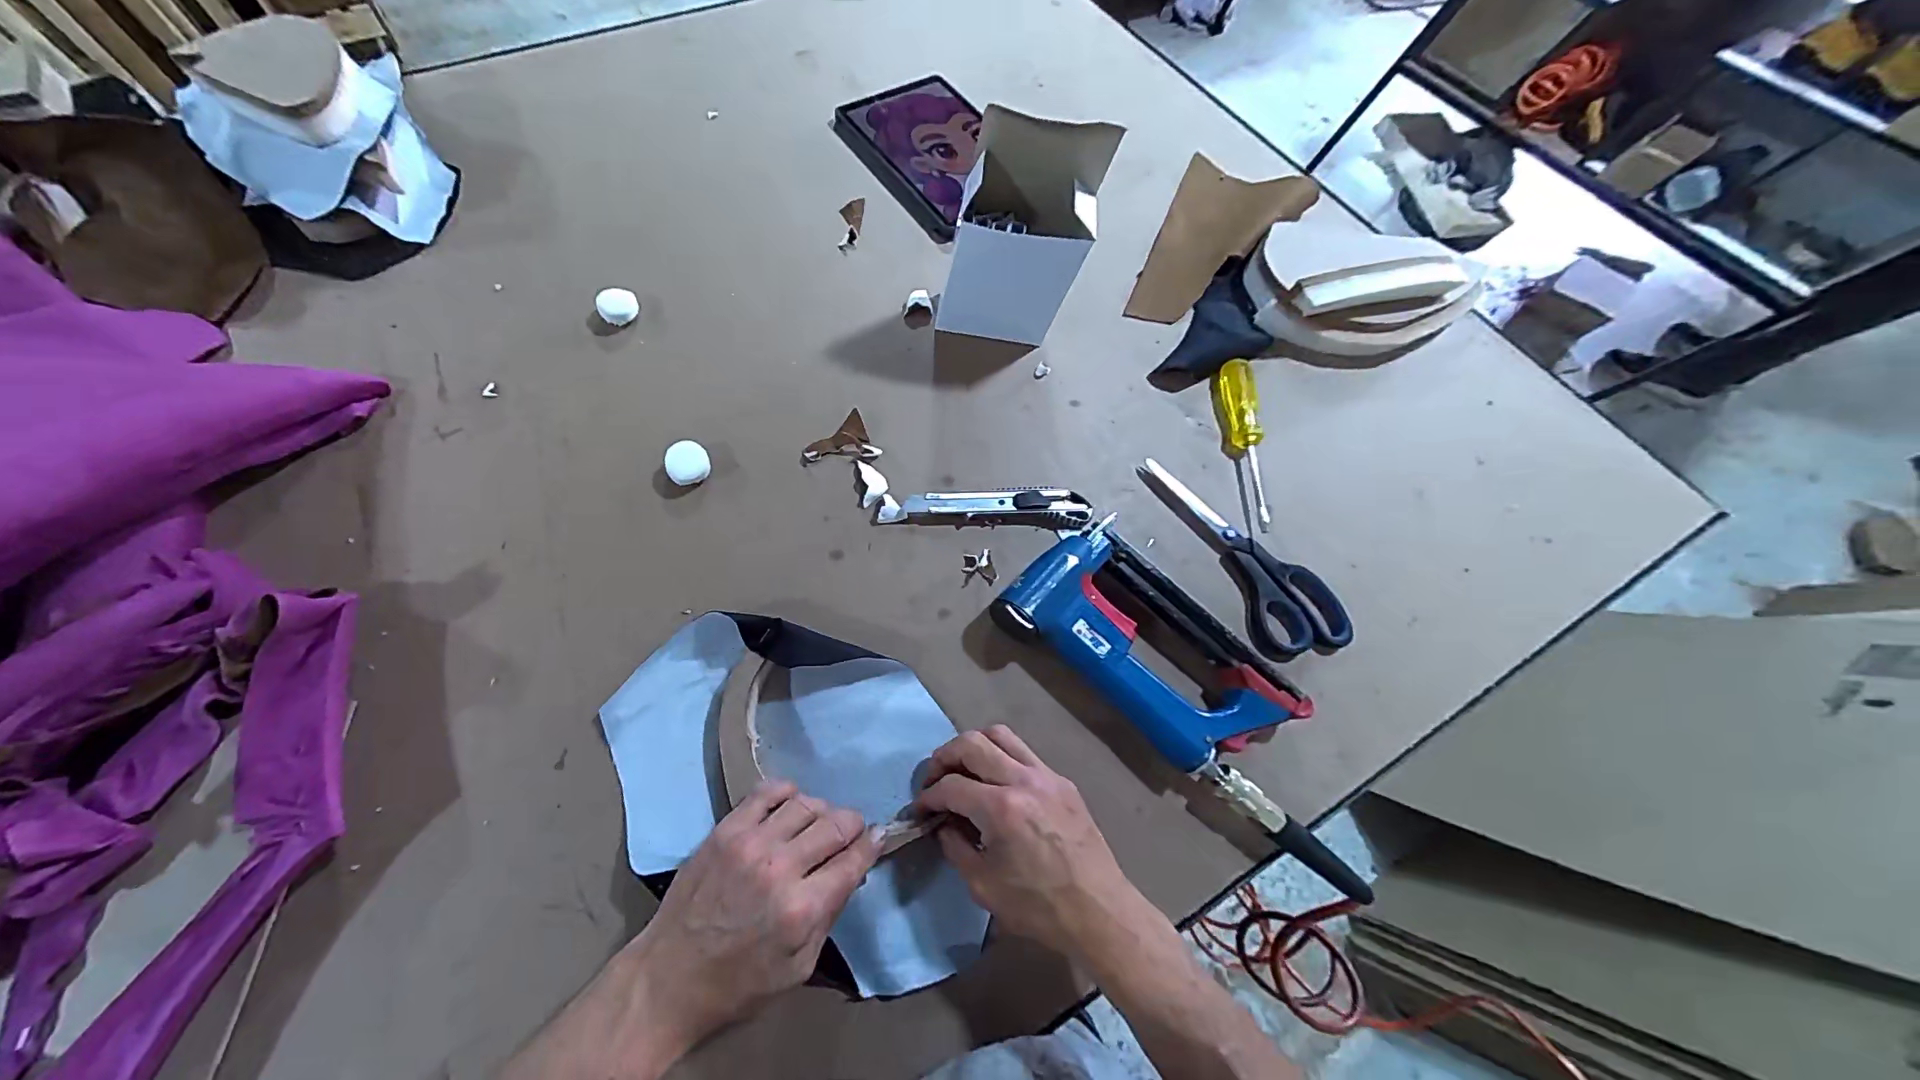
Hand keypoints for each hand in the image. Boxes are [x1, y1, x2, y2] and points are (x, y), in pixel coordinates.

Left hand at [626, 781, 880, 1051]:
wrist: (668, 978)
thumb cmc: (738, 983)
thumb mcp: (799, 967)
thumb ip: (831, 913)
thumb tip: (854, 868)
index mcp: (802, 909)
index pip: (854, 858)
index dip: (871, 845)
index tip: (876, 838)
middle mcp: (780, 868)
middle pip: (837, 824)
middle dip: (852, 827)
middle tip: (847, 836)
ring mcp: (750, 843)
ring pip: (807, 803)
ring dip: (821, 812)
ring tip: (814, 827)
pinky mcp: (726, 829)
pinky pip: (769, 790)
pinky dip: (787, 794)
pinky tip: (788, 809)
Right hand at [914, 726, 1149, 963]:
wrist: (1098, 910)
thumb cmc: (1038, 906)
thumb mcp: (983, 885)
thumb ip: (956, 847)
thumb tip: (945, 824)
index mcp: (1001, 808)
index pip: (951, 786)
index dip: (928, 797)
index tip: (920, 810)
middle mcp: (1023, 780)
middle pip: (971, 743)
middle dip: (943, 757)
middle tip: (933, 780)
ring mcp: (1046, 775)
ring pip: (1000, 735)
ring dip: (974, 747)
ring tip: (962, 770)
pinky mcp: (1062, 781)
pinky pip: (1024, 753)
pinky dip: (1001, 757)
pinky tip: (996, 783)